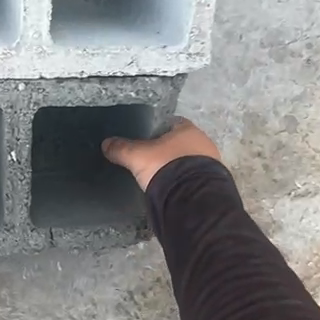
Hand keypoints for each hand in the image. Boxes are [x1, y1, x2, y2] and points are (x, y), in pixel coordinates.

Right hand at [101, 118, 222, 190]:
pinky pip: (195, 177)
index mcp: (187, 129)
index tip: (147, 139)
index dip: (159, 130)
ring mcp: (212, 163)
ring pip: (191, 161)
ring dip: (179, 167)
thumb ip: (121, 149)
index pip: (172, 123)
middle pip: (182, 142)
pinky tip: (174, 188)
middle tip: (152, 160)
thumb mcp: (137, 157)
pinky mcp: (213, 182)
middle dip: (169, 150)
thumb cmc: (165, 166)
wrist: (191, 196)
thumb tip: (106, 144)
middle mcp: (203, 142)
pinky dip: (185, 181)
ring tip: (162, 177)